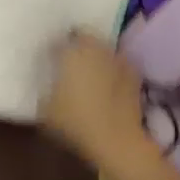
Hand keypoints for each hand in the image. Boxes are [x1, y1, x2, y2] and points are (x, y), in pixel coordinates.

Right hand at [39, 32, 154, 170]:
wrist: (116, 141)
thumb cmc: (75, 123)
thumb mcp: (45, 109)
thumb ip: (45, 88)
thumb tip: (48, 81)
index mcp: (71, 52)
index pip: (58, 41)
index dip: (53, 50)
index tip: (48, 61)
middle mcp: (95, 48)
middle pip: (84, 39)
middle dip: (76, 47)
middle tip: (68, 64)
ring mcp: (118, 59)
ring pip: (102, 50)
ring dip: (95, 58)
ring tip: (88, 75)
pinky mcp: (134, 74)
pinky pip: (117, 65)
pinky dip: (111, 71)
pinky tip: (106, 86)